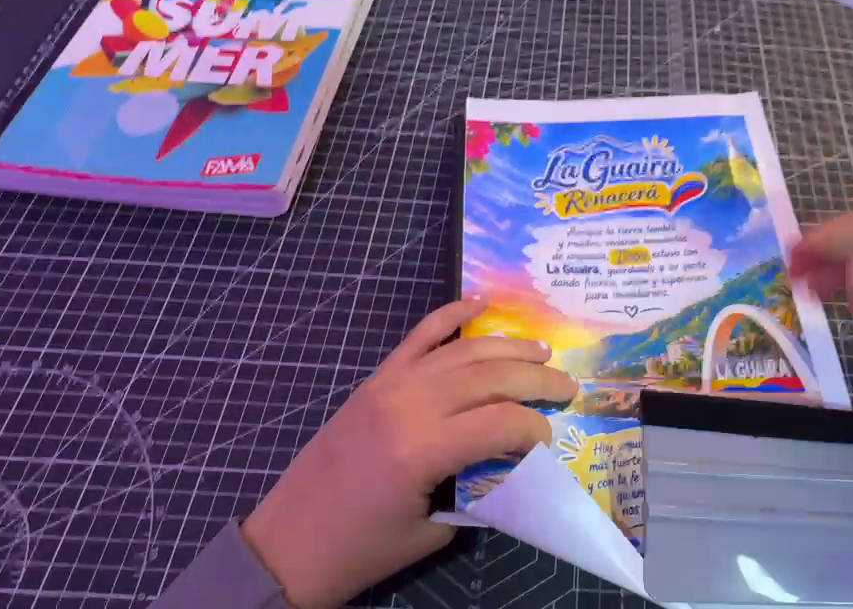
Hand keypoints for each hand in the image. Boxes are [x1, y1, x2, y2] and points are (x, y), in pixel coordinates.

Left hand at [241, 298, 576, 608]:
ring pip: (464, 351)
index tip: (549, 441)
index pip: (501, 423)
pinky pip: (420, 335)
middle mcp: (410, 405)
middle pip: (490, 376)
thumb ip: (476, 494)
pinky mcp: (376, 378)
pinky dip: (452, 313)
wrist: (285, 544)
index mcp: (422, 451)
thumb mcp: (428, 535)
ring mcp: (391, 384)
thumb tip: (513, 464)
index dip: (535, 428)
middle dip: (536, 378)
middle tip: (567, 385)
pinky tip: (481, 302)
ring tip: (541, 350)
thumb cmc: (357, 551)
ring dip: (508, 346)